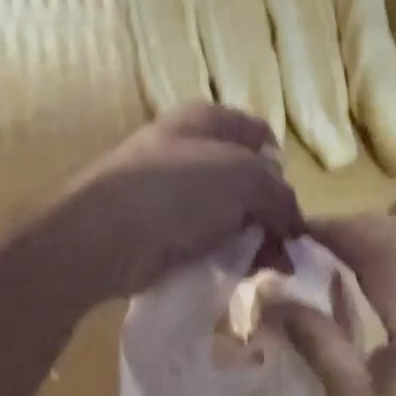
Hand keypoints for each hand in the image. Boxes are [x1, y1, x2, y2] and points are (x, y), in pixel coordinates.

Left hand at [44, 104, 302, 299]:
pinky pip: (203, 242)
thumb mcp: (244, 177)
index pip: (261, 137)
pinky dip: (220, 258)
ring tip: (262, 270)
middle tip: (283, 251)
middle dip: (268, 214)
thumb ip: (279, 194)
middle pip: (245, 181)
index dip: (281, 171)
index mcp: (207, 120)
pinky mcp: (159, 232)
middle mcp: (189, 150)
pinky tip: (232, 276)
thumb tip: (292, 222)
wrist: (104, 236)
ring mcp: (170, 194)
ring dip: (248, 242)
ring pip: (226, 216)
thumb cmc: (177, 191)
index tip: (290, 208)